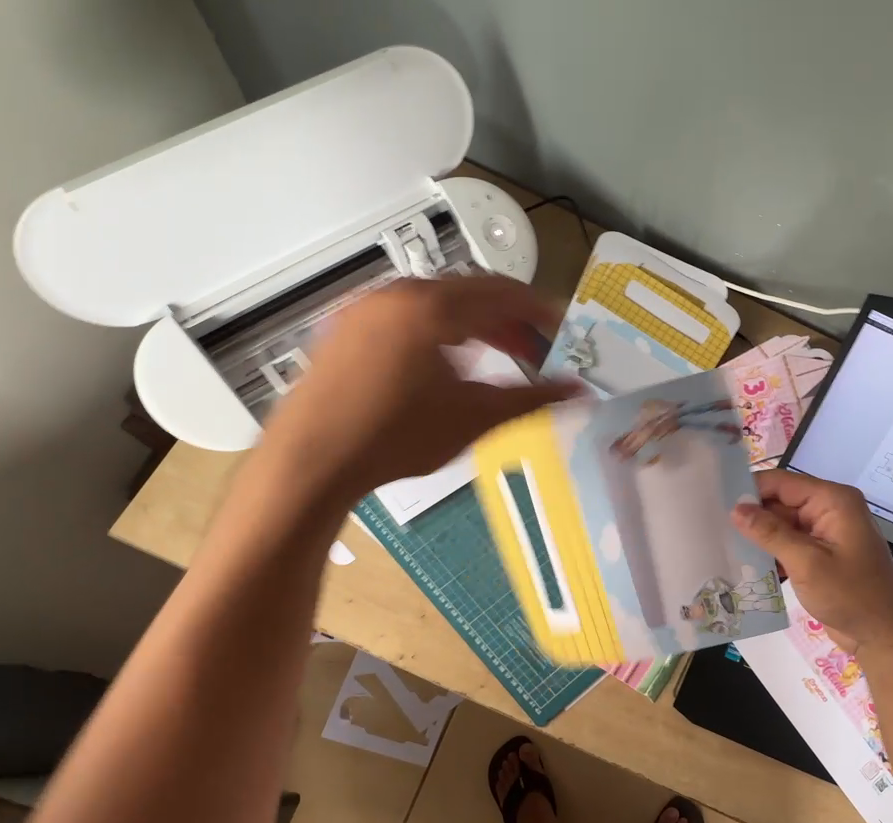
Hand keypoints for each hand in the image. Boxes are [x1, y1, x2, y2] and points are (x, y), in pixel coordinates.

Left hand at [260, 277, 579, 499]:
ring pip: (434, 305)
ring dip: (472, 327)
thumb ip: (532, 399)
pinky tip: (446, 368)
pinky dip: (437, 333)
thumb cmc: (397, 438)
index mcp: (431, 307)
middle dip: (507, 321)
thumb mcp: (475, 418)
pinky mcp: (345, 330)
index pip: (501, 292)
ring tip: (495, 361)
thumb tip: (579, 392)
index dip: (538, 310)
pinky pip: (405, 317)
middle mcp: (396, 295)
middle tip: (534, 351)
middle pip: (467, 294)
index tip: (562, 328)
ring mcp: (365, 309)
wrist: (312, 460)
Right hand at [732, 470, 892, 654]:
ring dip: (759, 539)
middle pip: (781, 503)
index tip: (714, 500)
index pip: (782, 482)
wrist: (883, 635)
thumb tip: (736, 509)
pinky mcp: (822, 556)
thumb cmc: (851, 596)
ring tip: (722, 546)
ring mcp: (826, 534)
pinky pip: (790, 546)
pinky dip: (772, 554)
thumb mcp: (807, 563)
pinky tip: (745, 566)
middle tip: (711, 527)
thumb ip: (770, 533)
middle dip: (751, 516)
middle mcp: (830, 510)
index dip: (750, 489)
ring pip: (782, 526)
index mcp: (833, 501)